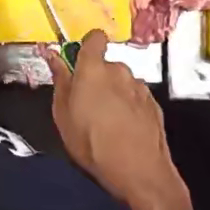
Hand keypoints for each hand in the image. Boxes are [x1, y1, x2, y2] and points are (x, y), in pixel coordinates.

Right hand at [44, 30, 190, 209]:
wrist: (139, 172)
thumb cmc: (92, 143)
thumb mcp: (63, 114)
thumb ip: (60, 81)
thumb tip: (54, 57)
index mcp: (94, 69)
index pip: (94, 38)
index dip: (86, 46)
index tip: (78, 62)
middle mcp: (120, 71)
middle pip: (106, 65)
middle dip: (96, 78)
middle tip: (84, 104)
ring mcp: (141, 88)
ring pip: (121, 82)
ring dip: (113, 93)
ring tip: (105, 122)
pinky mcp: (154, 105)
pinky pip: (134, 98)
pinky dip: (127, 107)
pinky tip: (122, 130)